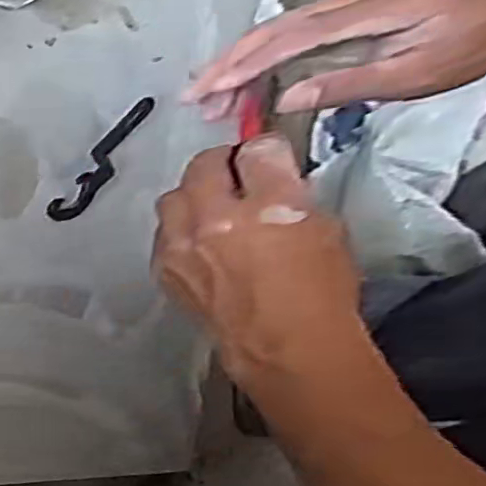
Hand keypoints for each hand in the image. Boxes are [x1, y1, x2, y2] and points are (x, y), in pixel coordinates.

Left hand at [155, 136, 364, 381]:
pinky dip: (179, 227)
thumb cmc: (318, 285)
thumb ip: (289, 192)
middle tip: (233, 171)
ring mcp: (180, 246)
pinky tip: (198, 238)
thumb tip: (268, 172)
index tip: (263, 152)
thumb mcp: (323, 224)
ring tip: (212, 206)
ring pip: (172, 199)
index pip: (255, 152)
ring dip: (191, 195)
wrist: (278, 338)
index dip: (260, 147)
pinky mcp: (162, 267)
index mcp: (267, 207)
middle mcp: (213, 221)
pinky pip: (163, 232)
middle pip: (200, 168)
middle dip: (218, 163)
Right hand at [186, 0, 485, 118]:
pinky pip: (292, 30)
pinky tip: (242, 79)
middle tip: (195, 98)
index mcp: (378, 7)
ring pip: (277, 29)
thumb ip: (346, 85)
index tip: (210, 92)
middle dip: (228, 64)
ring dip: (238, 63)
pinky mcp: (349, 9)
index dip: (245, 66)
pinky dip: (259, 57)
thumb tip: (286, 99)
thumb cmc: (474, 46)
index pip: (293, 37)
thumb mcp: (414, 75)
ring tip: (210, 98)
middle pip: (275, 28)